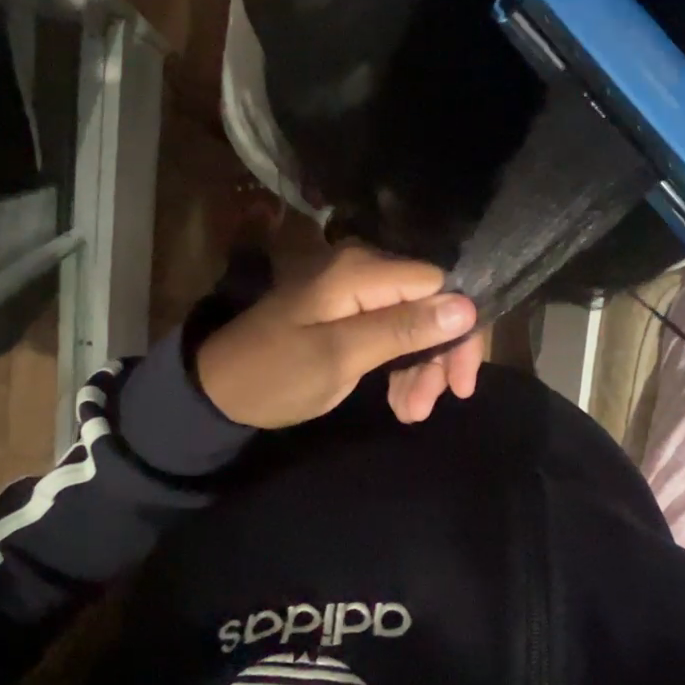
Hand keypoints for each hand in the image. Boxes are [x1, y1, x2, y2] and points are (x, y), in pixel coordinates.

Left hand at [197, 247, 477, 428]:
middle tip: (432, 404)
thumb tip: (467, 307)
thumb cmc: (276, 373)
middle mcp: (364, 270)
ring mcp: (356, 291)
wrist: (218, 390)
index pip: (439, 285)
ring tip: (411, 413)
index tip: (459, 381)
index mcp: (361, 271)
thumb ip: (402, 329)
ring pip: (417, 323)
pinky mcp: (350, 313)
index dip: (458, 330)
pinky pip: (393, 332)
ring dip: (421, 369)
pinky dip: (401, 367)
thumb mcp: (340, 356)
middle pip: (431, 305)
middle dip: (440, 356)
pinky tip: (400, 401)